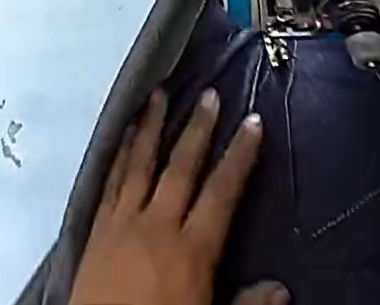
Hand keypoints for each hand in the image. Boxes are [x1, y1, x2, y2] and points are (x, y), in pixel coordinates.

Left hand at [70, 89, 266, 304]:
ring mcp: (123, 224)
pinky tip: (126, 132)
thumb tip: (282, 288)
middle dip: (198, 128)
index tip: (252, 121)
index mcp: (190, 252)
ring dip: (153, 126)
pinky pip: (111, 182)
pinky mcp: (96, 231)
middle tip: (209, 94)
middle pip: (182, 167)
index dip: (240, 155)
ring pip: (142, 163)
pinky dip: (120, 153)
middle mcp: (157, 227)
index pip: (222, 192)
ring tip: (159, 94)